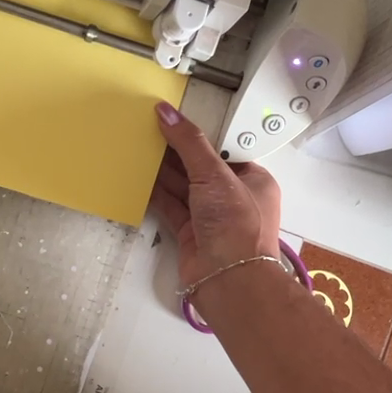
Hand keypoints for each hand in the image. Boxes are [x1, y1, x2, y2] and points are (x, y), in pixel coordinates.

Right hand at [149, 101, 281, 286]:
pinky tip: (139, 177)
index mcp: (253, 180)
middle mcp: (233, 198)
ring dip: (163, 171)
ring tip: (138, 148)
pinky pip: (170, 207)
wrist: (229, 280)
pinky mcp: (190, 233)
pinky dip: (156, 193)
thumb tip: (166, 112)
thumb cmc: (235, 224)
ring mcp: (210, 217)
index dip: (200, 136)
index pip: (224, 151)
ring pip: (183, 187)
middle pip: (200, 167)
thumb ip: (189, 143)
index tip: (174, 120)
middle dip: (176, 152)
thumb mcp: (214, 174)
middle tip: (149, 130)